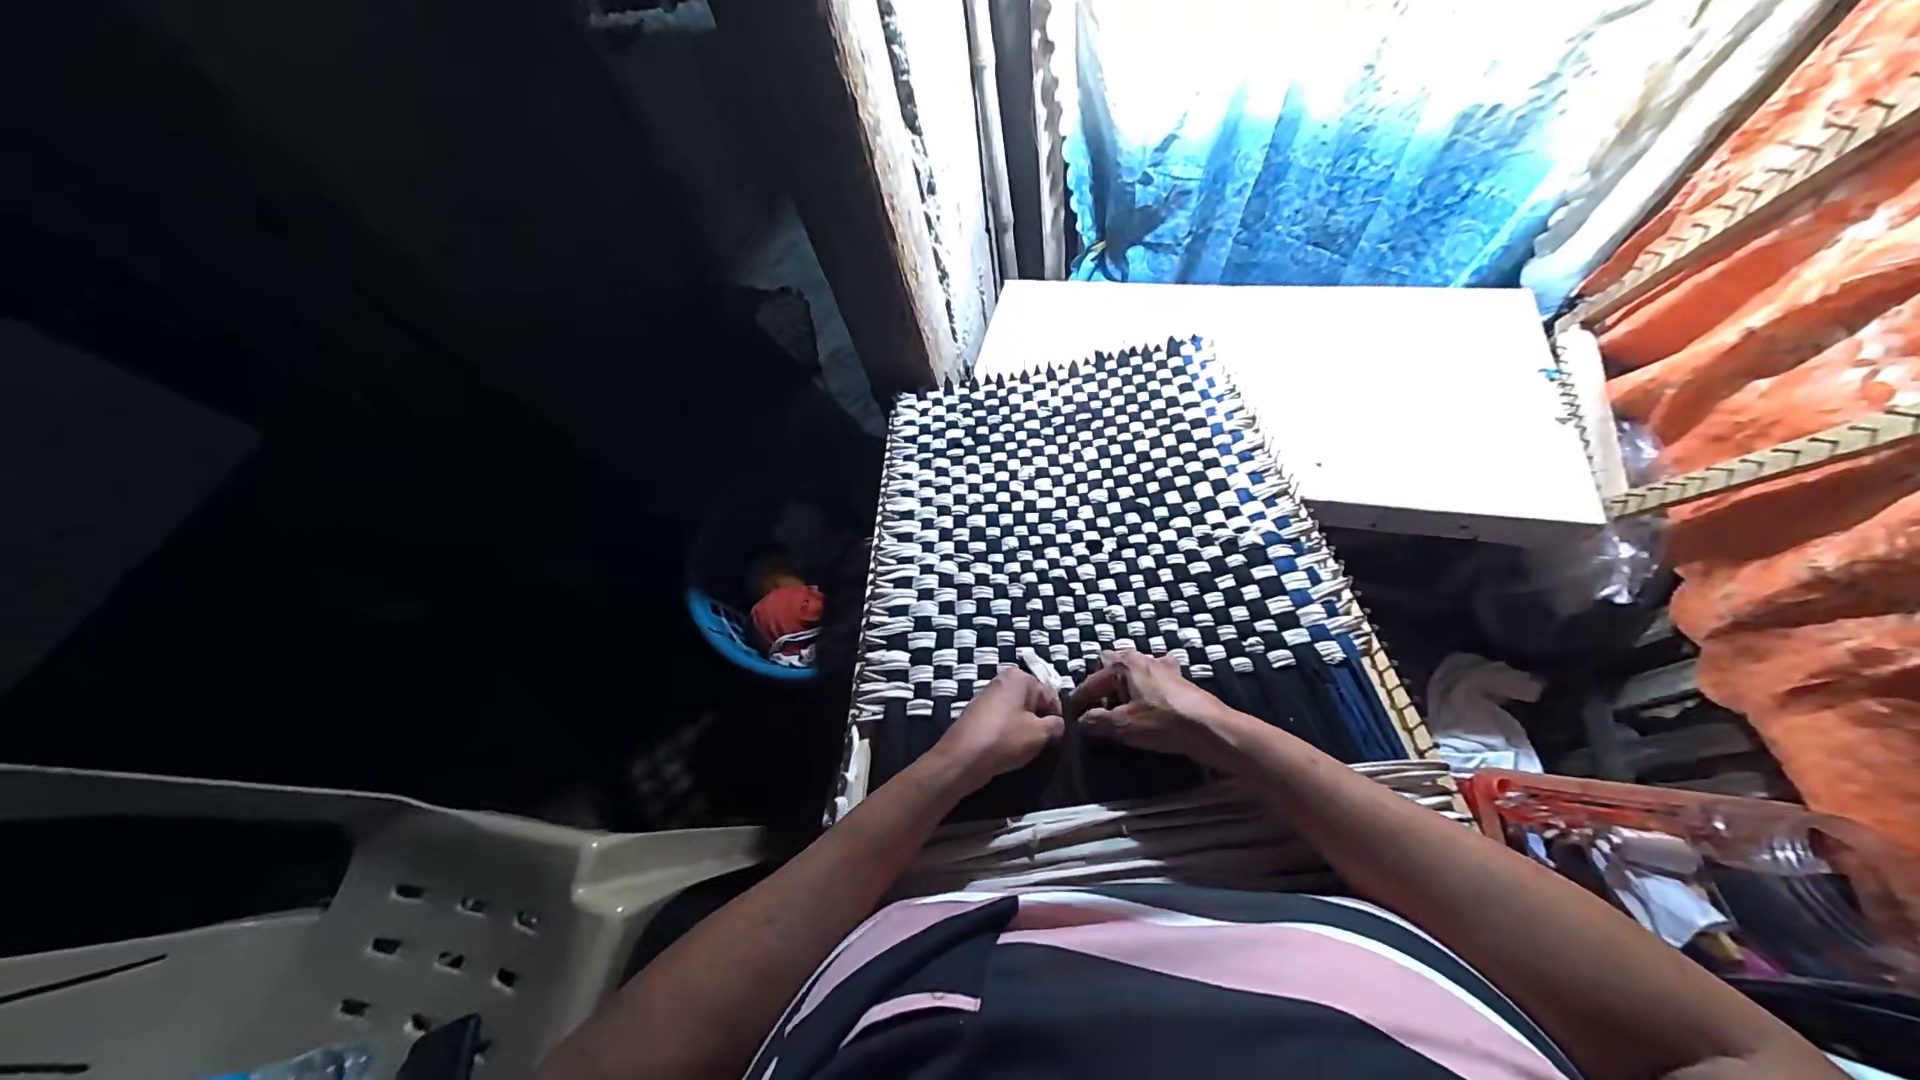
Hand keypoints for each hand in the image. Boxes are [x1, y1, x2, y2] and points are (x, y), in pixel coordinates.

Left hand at [928, 668, 1064, 788]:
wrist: (963, 757)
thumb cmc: (1005, 739)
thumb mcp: (1040, 733)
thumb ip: (1057, 725)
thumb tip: (1057, 725)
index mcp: (1019, 677)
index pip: (1050, 697)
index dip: (1056, 720)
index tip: (1054, 739)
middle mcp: (1002, 680)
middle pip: (1032, 704)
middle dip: (1038, 723)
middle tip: (1039, 744)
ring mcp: (987, 696)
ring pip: (1017, 714)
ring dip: (1023, 730)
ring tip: (1022, 749)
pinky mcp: (977, 714)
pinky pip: (1001, 722)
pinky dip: (1007, 734)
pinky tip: (1006, 749)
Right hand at [1069, 650, 1242, 767]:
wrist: (1212, 729)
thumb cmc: (1163, 723)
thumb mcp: (1123, 725)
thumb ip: (1097, 721)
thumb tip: (1082, 721)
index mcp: (1126, 664)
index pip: (1092, 678)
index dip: (1080, 698)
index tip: (1073, 715)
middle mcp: (1144, 659)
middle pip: (1112, 667)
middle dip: (1102, 687)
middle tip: (1098, 710)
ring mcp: (1164, 668)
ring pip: (1134, 674)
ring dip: (1124, 690)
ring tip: (1121, 712)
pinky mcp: (1180, 682)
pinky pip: (1152, 683)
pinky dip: (1145, 693)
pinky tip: (1147, 709)